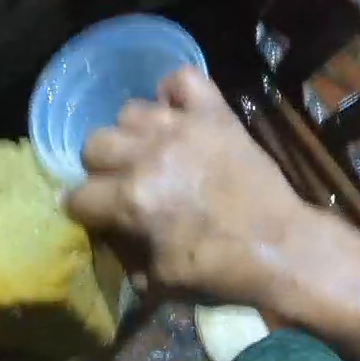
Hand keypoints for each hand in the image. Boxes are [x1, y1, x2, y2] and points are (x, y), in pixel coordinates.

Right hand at [64, 66, 316, 305]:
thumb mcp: (157, 281)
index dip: (84, 210)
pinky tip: (178, 115)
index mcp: (132, 200)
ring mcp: (183, 128)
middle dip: (102, 169)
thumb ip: (122, 255)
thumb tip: (106, 234)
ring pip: (130, 112)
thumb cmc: (220, 272)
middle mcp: (149, 157)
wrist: (281, 247)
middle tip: (125, 183)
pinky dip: (174, 92)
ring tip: (154, 152)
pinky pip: (182, 79)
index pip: (78, 196)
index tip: (98, 216)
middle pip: (94, 144)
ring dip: (135, 135)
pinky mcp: (215, 114)